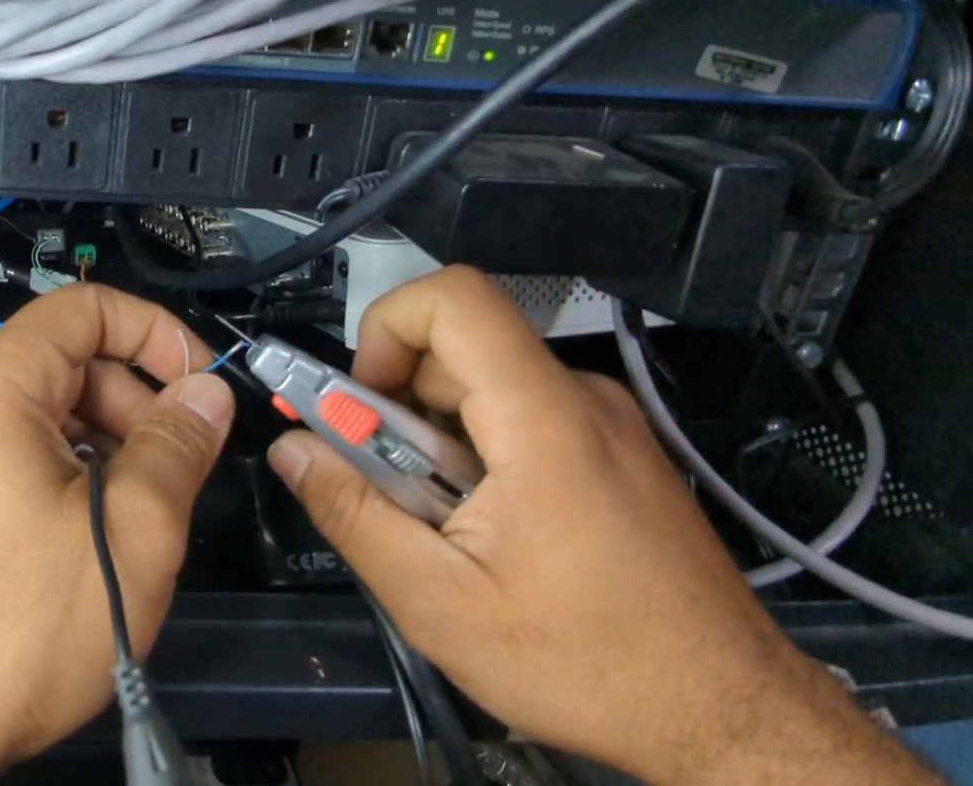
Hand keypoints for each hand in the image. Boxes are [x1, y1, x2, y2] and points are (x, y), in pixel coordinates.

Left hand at [0, 284, 236, 785]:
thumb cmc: (20, 620)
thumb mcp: (128, 529)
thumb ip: (177, 446)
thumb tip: (207, 393)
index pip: (87, 307)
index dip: (157, 332)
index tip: (205, 385)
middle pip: (72, 362)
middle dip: (138, 402)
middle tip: (181, 470)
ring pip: (52, 415)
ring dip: (111, 447)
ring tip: (140, 515)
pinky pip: (24, 457)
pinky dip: (73, 476)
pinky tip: (94, 537)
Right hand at [266, 266, 938, 785]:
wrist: (736, 726)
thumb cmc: (590, 667)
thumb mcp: (438, 602)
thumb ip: (351, 513)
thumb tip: (290, 448)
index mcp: (543, 420)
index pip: (454, 299)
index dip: (385, 327)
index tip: (362, 404)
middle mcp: (580, 399)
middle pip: (456, 346)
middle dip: (395, 401)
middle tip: (384, 482)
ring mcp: (605, 422)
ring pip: (480, 384)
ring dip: (430, 434)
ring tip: (438, 520)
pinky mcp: (613, 449)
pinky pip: (516, 414)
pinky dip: (471, 450)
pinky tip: (482, 526)